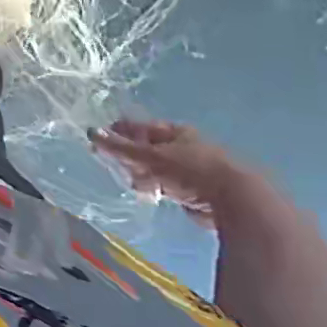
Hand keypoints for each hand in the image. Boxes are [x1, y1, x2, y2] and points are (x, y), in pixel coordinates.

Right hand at [88, 119, 259, 225]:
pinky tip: (153, 195)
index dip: (121, 132)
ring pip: (158, 168)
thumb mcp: (149, 156)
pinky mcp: (199, 190)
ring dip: (144, 175)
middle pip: (149, 148)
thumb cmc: (191, 170)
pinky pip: (168, 185)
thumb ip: (118, 147)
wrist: (237, 200)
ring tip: (138, 186)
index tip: (102, 141)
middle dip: (132, 157)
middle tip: (118, 166)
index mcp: (176, 132)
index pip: (141, 126)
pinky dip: (158, 188)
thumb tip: (89, 131)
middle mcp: (186, 146)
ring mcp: (194, 168)